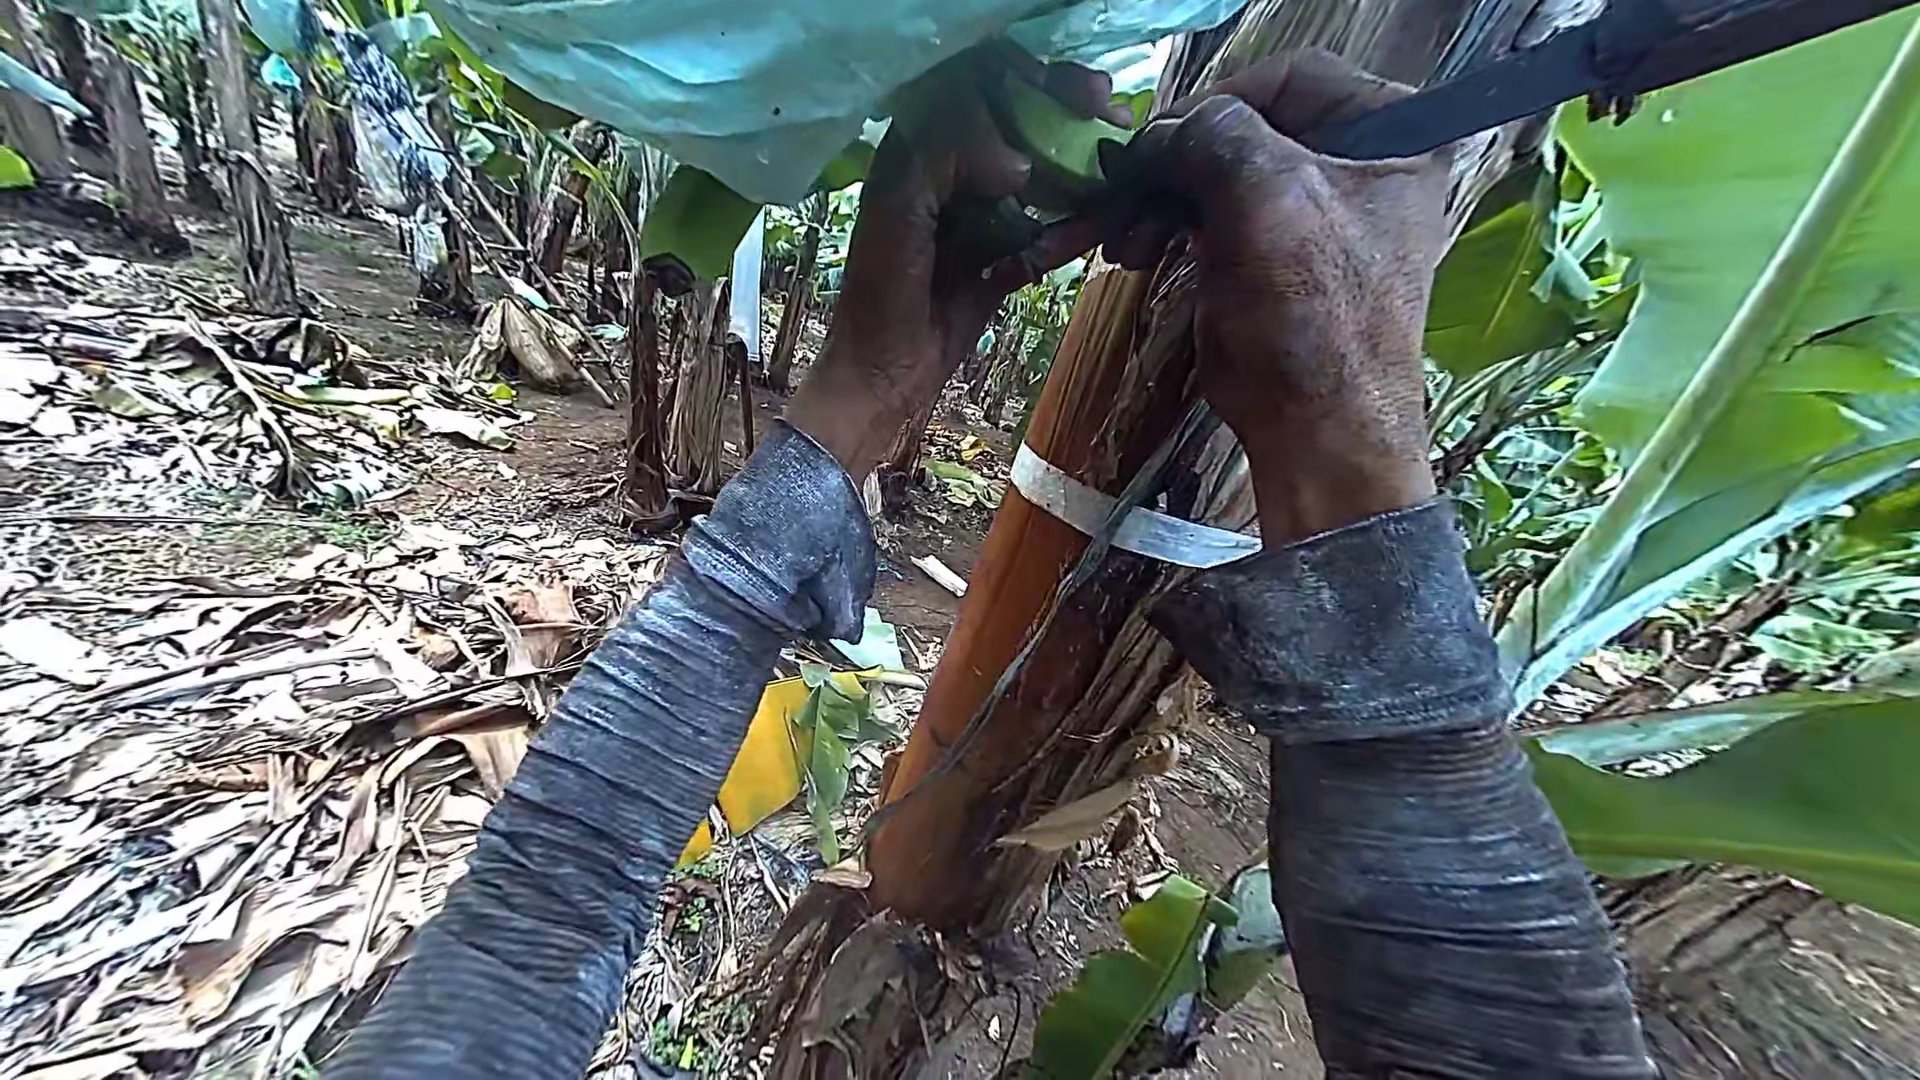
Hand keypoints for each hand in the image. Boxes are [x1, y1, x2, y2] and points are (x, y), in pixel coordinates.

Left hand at [783, 51, 1111, 479]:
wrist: (886, 371)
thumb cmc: (881, 291)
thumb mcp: (900, 208)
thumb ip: (949, 157)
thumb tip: (1021, 161)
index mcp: (916, 155)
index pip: (973, 93)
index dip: (1020, 80)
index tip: (1060, 85)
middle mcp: (951, 181)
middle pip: (1012, 131)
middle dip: (1060, 114)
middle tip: (1105, 107)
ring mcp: (979, 224)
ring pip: (1034, 184)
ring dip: (1074, 169)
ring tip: (1114, 155)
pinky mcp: (999, 265)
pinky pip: (1041, 239)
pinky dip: (1070, 230)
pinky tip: (1100, 217)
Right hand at [1102, 50, 1447, 543]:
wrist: (1312, 420)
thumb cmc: (1310, 312)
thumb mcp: (1272, 203)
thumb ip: (1219, 140)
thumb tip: (1160, 130)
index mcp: (1386, 131)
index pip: (1290, 78)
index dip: (1215, 102)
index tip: (1154, 142)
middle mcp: (1345, 166)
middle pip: (1242, 134)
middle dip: (1174, 167)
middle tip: (1123, 196)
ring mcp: (1297, 217)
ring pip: (1213, 182)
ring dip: (1159, 204)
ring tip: (1124, 242)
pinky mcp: (1258, 260)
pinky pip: (1204, 224)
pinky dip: (1165, 232)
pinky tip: (1138, 252)